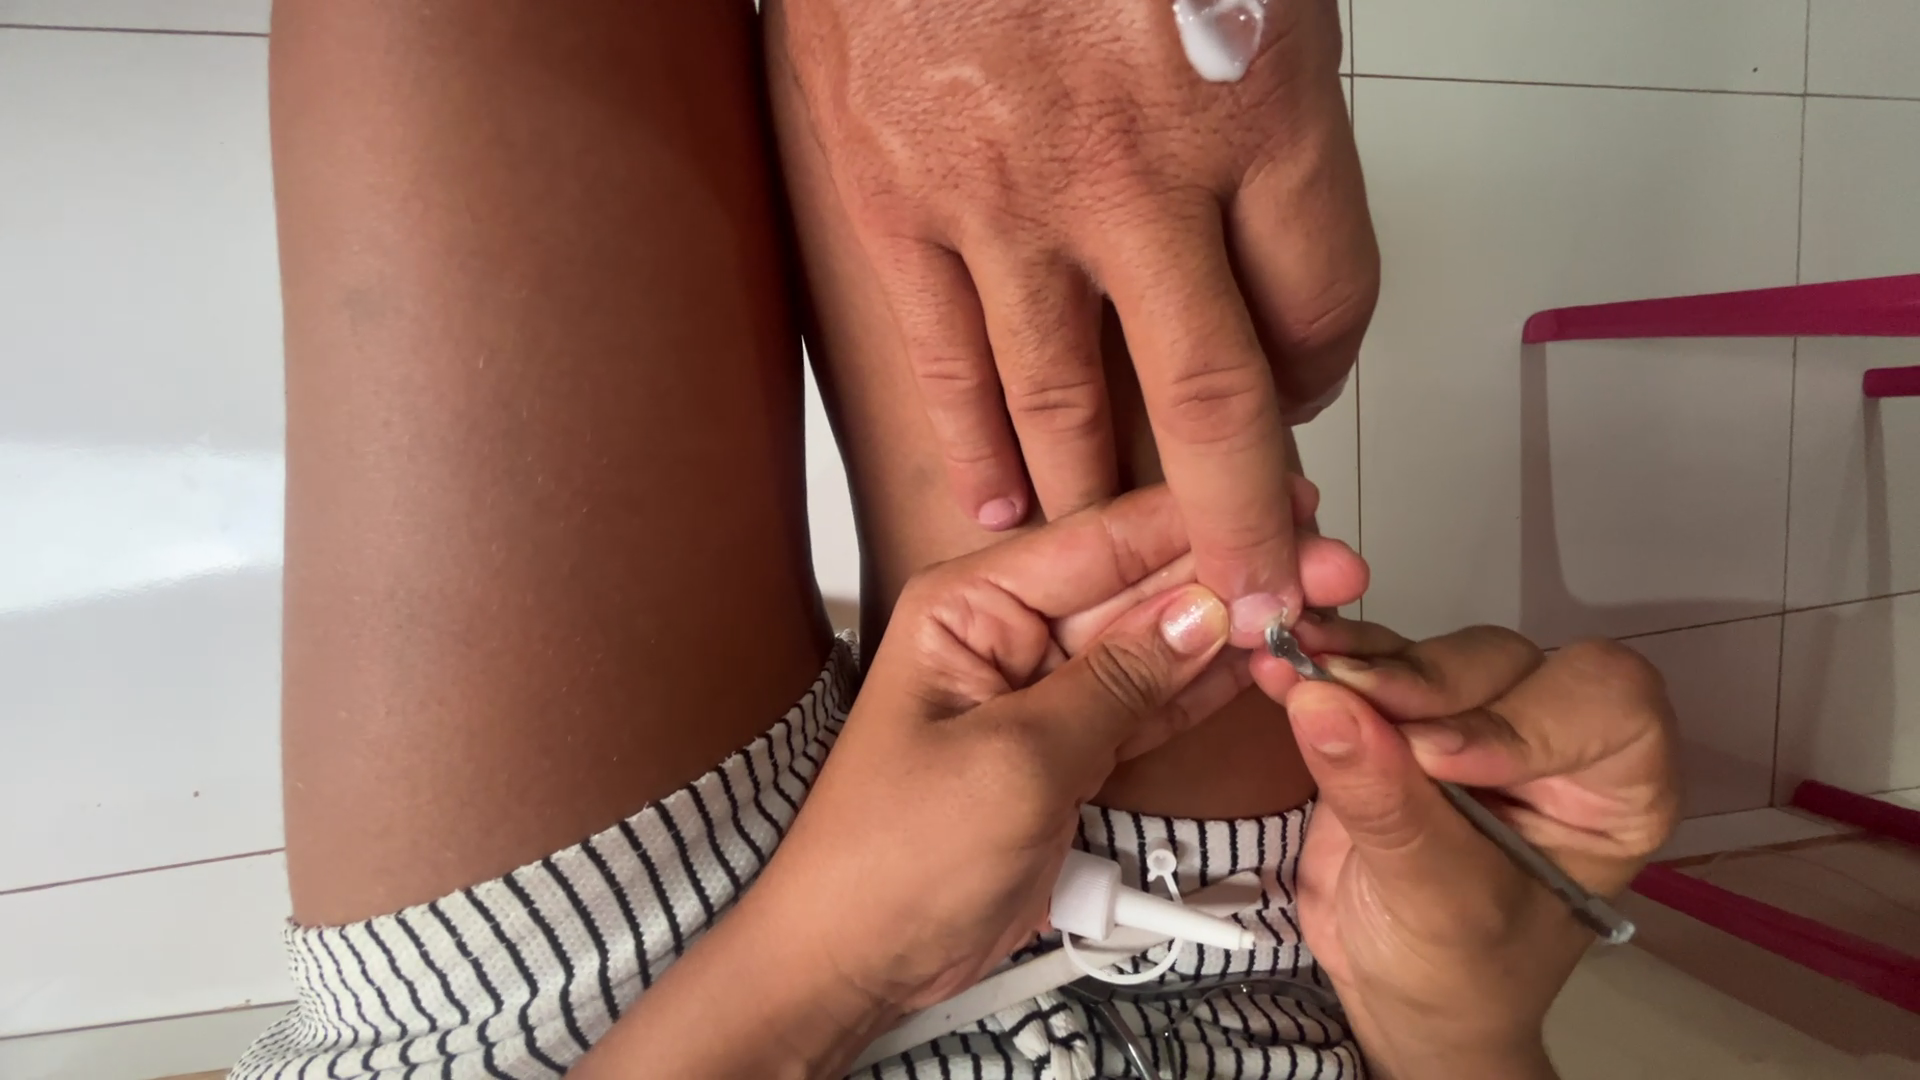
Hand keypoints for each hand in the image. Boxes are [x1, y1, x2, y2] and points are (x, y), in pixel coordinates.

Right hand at [765, 0, 1377, 641]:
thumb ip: (1275, 113)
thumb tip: (1264, 249)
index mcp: (1251, 103)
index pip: (1321, 301)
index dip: (1320, 379)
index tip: (1300, 407)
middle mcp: (1133, 179)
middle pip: (1211, 398)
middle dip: (1238, 517)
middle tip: (1255, 596)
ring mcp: (1005, 208)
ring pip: (1070, 404)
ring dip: (1102, 499)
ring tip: (1118, 562)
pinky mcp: (901, 214)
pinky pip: (954, 367)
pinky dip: (981, 450)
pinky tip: (1002, 507)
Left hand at [765, 484, 1366, 1013]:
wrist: (863, 953)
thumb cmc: (897, 852)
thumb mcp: (1016, 759)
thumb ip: (1114, 683)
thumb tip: (1201, 613)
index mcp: (970, 603)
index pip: (1096, 543)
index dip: (1191, 526)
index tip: (1278, 508)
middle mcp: (1008, 629)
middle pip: (1133, 589)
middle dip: (1226, 578)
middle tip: (1324, 565)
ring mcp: (1043, 686)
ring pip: (1149, 644)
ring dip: (1227, 631)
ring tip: (1310, 609)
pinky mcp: (1068, 740)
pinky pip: (1143, 702)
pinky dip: (1198, 689)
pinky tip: (1258, 664)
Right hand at [1253, 617, 1679, 1078]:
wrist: (1397, 986)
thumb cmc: (1456, 967)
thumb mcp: (1434, 896)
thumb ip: (1383, 799)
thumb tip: (1318, 700)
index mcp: (1605, 785)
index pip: (1604, 702)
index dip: (1519, 715)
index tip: (1429, 756)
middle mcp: (1543, 734)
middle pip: (1496, 663)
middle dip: (1416, 681)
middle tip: (1335, 693)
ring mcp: (1460, 716)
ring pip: (1421, 650)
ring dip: (1356, 656)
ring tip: (1291, 662)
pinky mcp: (1389, 713)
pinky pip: (1361, 663)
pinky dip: (1318, 659)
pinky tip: (1277, 661)